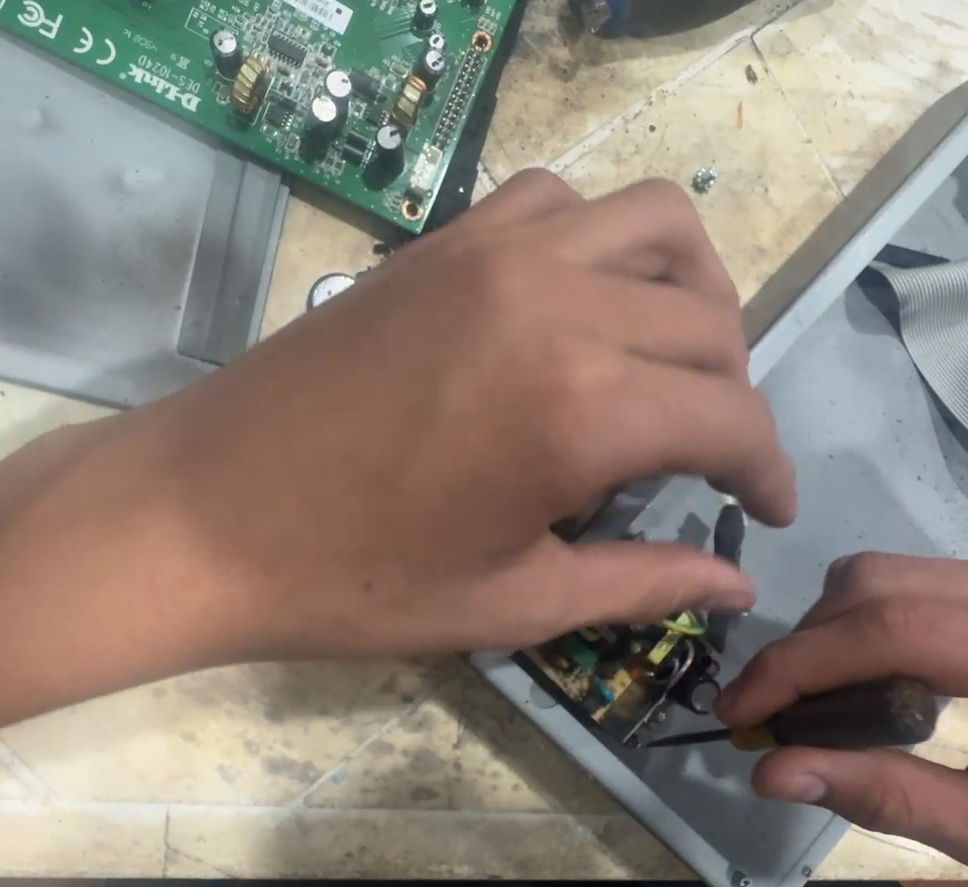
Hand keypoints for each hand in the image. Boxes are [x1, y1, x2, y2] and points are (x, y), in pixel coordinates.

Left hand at [0, 170, 794, 686]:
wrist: (200, 516)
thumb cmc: (355, 582)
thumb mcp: (513, 603)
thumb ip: (641, 583)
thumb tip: (737, 586)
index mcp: (581, 409)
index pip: (732, 417)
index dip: (767, 470)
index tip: (767, 509)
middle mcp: (557, 303)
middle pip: (710, 322)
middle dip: (733, 396)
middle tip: (708, 459)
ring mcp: (495, 252)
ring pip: (657, 227)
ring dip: (692, 294)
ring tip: (670, 363)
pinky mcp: (443, 239)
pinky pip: (561, 202)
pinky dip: (602, 244)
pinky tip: (580, 308)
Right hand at [717, 555, 967, 886]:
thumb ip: (892, 799)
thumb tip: (770, 771)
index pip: (907, 631)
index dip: (804, 664)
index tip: (740, 709)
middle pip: (889, 585)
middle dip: (807, 646)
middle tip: (770, 712)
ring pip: (895, 572)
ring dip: (831, 632)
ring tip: (817, 699)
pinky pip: (920, 579)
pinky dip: (868, 624)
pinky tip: (869, 676)